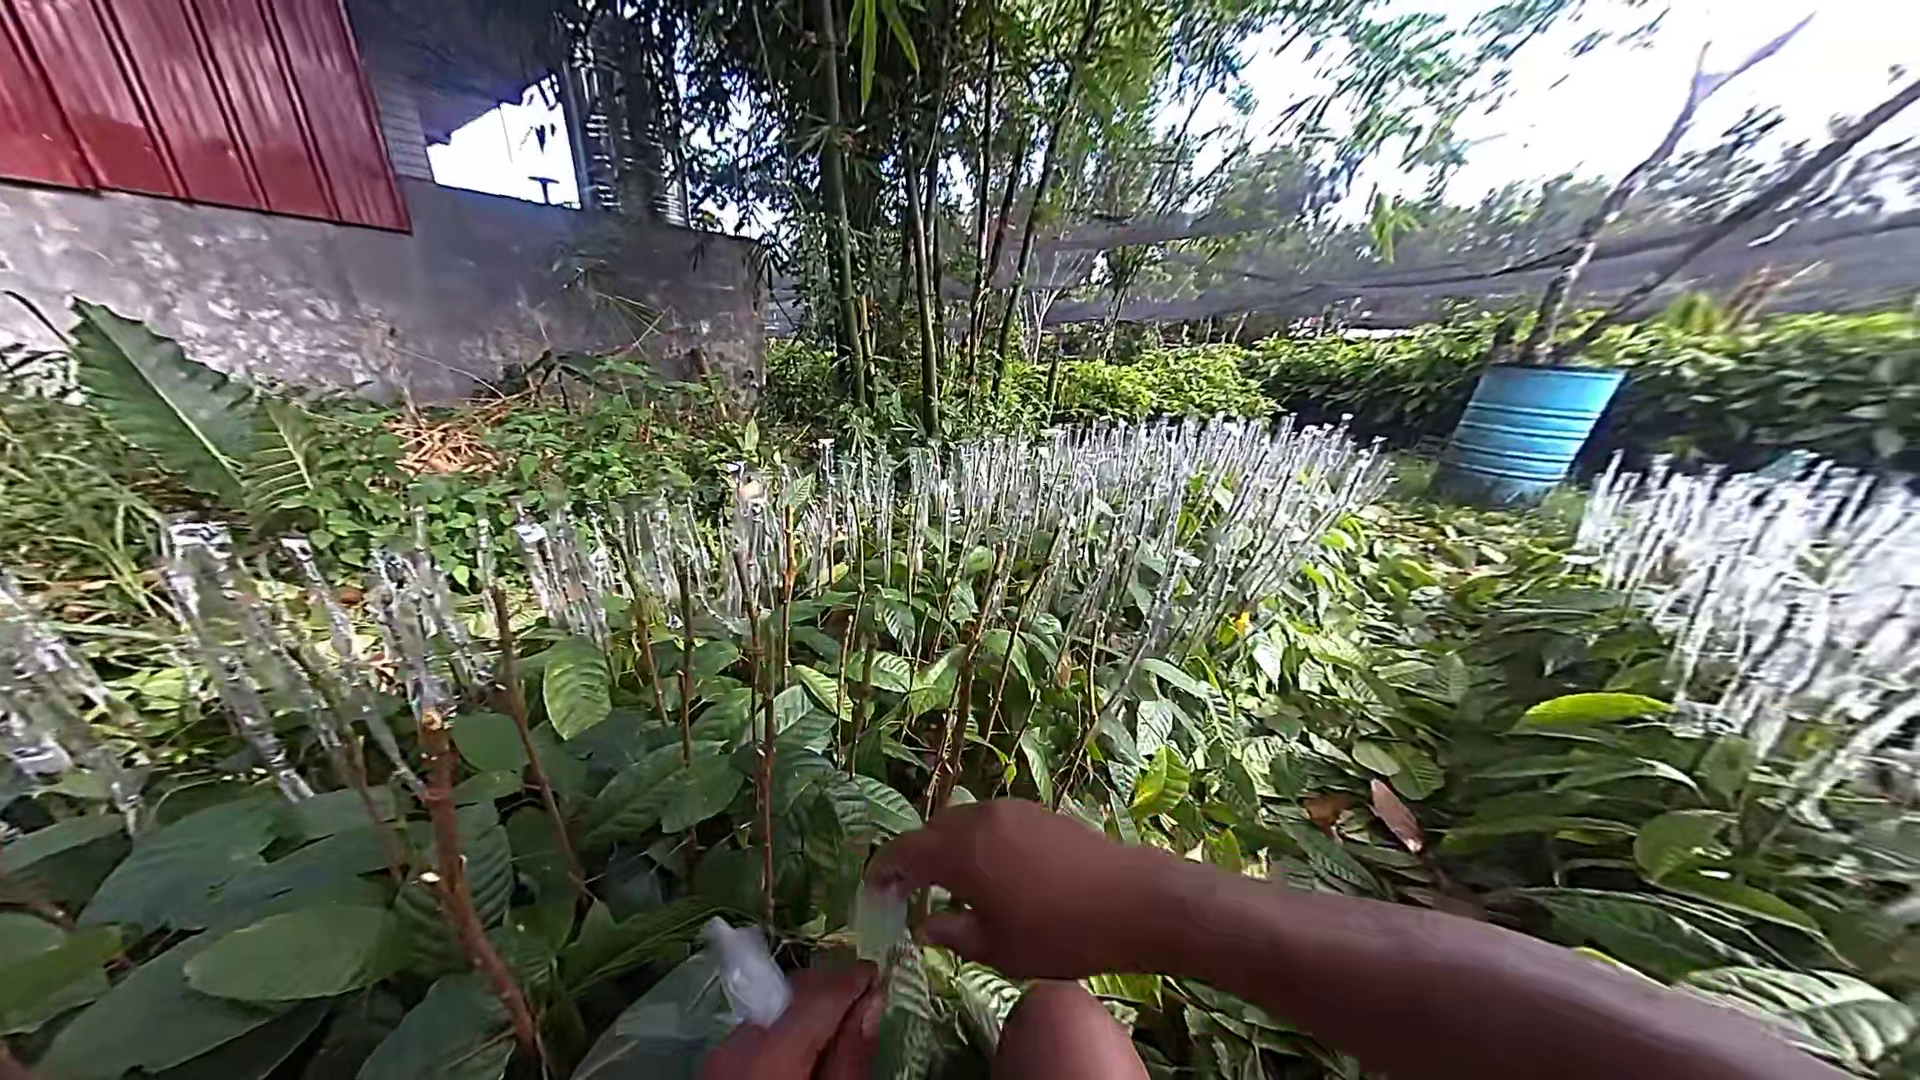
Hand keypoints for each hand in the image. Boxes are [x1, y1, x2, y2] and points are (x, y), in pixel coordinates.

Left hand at [700, 965, 883, 1079]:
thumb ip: (851, 1055)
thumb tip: (873, 1002)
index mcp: (771, 1049)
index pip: (821, 990)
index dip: (854, 977)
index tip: (879, 973)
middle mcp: (739, 1038)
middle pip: (795, 989)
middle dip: (831, 988)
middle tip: (863, 997)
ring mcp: (720, 1052)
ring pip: (776, 1006)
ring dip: (808, 1006)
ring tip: (835, 1022)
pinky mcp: (713, 1066)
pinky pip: (757, 1028)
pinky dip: (783, 1027)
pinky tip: (801, 1044)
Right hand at [867, 799, 1193, 978]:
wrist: (1127, 897)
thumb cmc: (1058, 931)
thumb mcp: (999, 946)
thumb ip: (953, 932)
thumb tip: (924, 924)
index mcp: (962, 850)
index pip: (906, 851)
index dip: (884, 868)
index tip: (874, 887)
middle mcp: (980, 818)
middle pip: (931, 829)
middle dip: (914, 856)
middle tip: (909, 890)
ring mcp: (1009, 808)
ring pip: (960, 819)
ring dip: (945, 845)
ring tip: (950, 881)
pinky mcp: (1033, 808)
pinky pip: (987, 818)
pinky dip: (973, 837)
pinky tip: (989, 867)